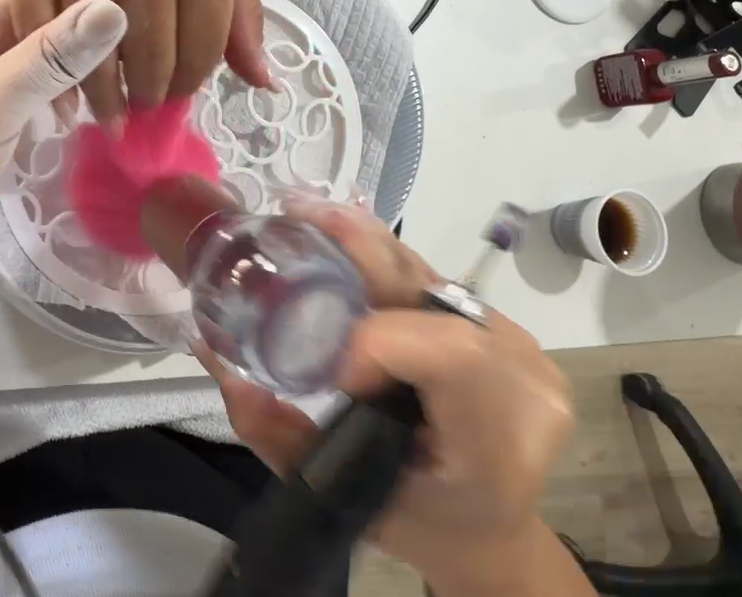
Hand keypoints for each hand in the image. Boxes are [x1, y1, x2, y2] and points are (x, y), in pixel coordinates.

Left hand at [0, 0, 126, 262]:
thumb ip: (51, 58)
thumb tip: (113, 9)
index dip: (89, 8)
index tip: (140, 27)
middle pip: (51, 23)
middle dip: (93, 46)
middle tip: (139, 71)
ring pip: (55, 56)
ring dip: (86, 75)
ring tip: (125, 95)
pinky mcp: (6, 104)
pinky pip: (49, 85)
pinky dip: (73, 96)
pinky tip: (97, 111)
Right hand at [10, 0, 269, 126]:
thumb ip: (241, 7)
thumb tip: (263, 83)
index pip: (203, 51)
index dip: (191, 86)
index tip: (178, 97)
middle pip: (150, 61)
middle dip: (150, 97)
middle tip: (141, 109)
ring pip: (93, 56)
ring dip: (103, 97)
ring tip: (108, 111)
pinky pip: (39, 30)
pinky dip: (50, 72)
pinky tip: (63, 97)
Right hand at [205, 199, 575, 585]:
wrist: (489, 526)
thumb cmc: (421, 523)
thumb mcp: (346, 499)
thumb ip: (280, 436)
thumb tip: (219, 361)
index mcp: (496, 445)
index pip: (452, 359)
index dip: (385, 341)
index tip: (332, 368)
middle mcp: (523, 381)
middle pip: (435, 295)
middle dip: (357, 250)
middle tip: (290, 215)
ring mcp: (520, 345)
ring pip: (431, 275)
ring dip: (364, 242)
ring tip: (304, 214)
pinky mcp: (502, 325)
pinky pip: (434, 277)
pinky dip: (380, 252)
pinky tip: (337, 234)